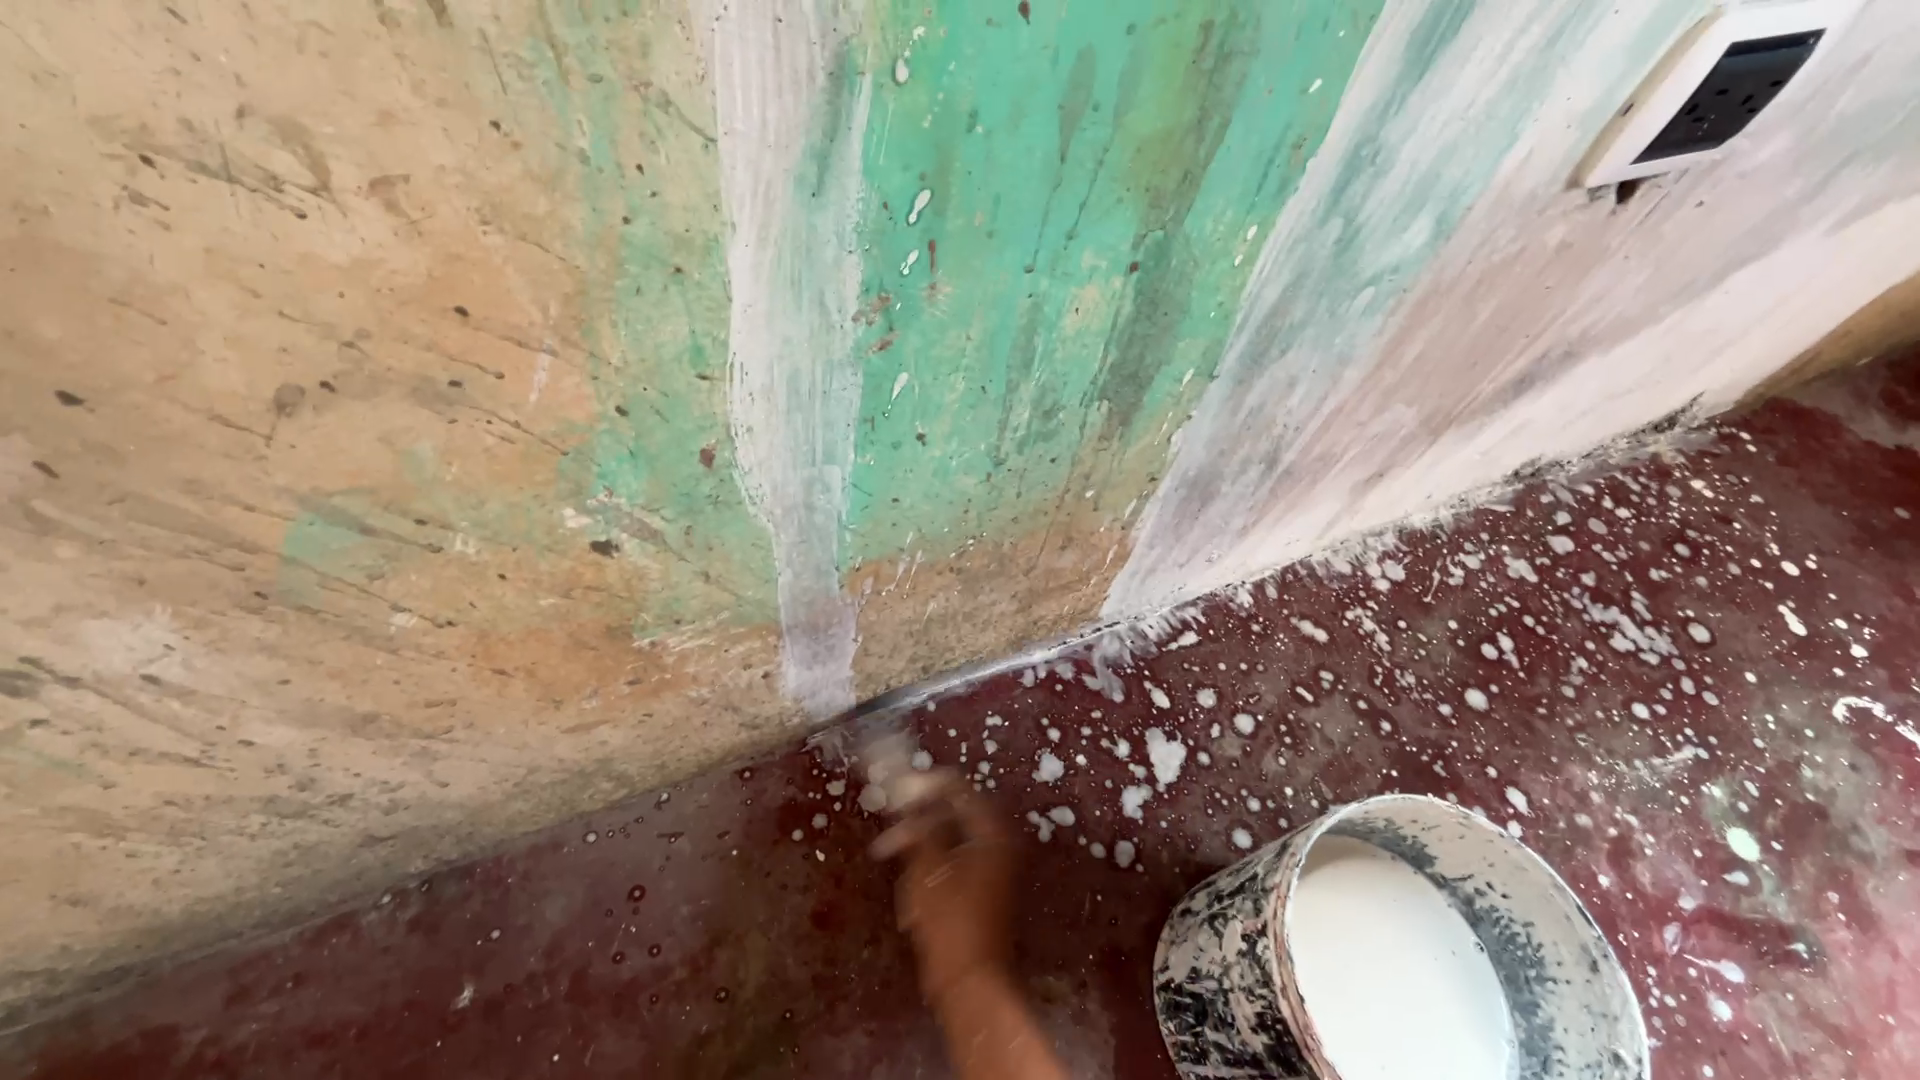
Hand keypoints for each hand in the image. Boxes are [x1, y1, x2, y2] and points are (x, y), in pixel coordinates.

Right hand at [871, 773, 1014, 1003]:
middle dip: (917, 823)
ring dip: (920, 851)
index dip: (923, 785)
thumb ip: (918, 824)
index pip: (956, 787)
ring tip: (896, 868)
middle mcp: (998, 842)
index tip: (892, 791)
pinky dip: (929, 872)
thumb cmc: (950, 920)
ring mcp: (991, 866)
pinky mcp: (980, 888)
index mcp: (992, 830)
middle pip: (952, 814)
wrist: (969, 980)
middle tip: (889, 832)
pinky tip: (913, 895)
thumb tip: (907, 791)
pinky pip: (951, 865)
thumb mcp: (927, 866)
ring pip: (948, 842)